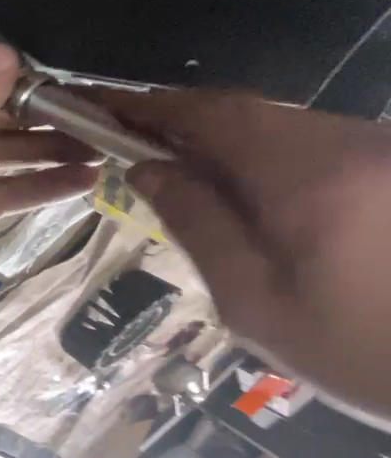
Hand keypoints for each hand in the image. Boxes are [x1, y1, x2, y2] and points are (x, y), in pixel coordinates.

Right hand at [99, 89, 390, 412]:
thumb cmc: (368, 351)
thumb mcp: (255, 301)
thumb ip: (198, 225)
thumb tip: (147, 169)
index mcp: (314, 177)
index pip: (213, 114)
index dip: (147, 105)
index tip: (95, 107)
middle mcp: (362, 149)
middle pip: (253, 116)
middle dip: (184, 127)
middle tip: (128, 148)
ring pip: (290, 132)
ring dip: (230, 148)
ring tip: (186, 181)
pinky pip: (327, 151)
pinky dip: (273, 162)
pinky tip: (254, 199)